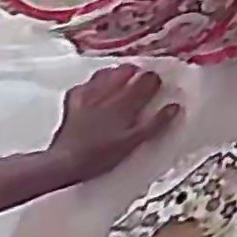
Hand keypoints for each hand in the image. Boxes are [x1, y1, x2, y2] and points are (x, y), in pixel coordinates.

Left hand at [46, 65, 181, 180]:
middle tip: (140, 77)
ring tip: (120, 76)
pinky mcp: (72, 105)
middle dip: (136, 71)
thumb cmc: (100, 155)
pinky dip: (89, 84)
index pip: (147, 80)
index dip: (154, 79)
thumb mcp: (133, 142)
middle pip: (126, 71)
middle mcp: (109, 95)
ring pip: (104, 74)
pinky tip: (92, 87)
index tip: (158, 84)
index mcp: (126, 103)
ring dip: (114, 72)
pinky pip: (81, 87)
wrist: (60, 165)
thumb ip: (156, 123)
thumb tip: (176, 105)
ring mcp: (88, 98)